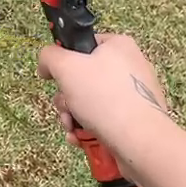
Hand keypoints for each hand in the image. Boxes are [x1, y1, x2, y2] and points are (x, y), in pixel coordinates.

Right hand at [36, 34, 169, 142]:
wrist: (139, 141)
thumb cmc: (105, 98)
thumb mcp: (65, 66)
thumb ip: (49, 56)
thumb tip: (46, 64)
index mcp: (119, 45)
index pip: (83, 46)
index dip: (64, 61)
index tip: (56, 77)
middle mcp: (131, 66)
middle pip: (83, 77)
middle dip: (66, 97)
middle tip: (66, 106)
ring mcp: (135, 95)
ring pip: (90, 101)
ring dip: (73, 115)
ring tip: (72, 127)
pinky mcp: (136, 119)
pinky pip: (104, 119)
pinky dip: (88, 129)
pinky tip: (81, 138)